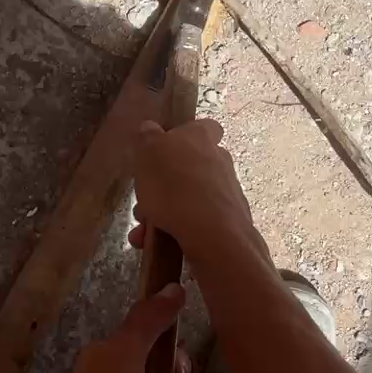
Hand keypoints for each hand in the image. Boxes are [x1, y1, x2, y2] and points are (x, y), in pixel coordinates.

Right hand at [131, 120, 257, 259]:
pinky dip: (176, 232)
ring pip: (189, 198)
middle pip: (191, 166)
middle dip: (165, 184)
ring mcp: (227, 192)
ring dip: (165, 212)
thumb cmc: (174, 185)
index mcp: (201, 138)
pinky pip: (196, 222)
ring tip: (143, 232)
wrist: (212, 234)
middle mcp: (220, 160)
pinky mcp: (228, 221)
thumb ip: (148, 137)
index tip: (166, 149)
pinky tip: (157, 246)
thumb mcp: (149, 152)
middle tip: (144, 199)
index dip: (184, 136)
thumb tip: (151, 129)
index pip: (203, 126)